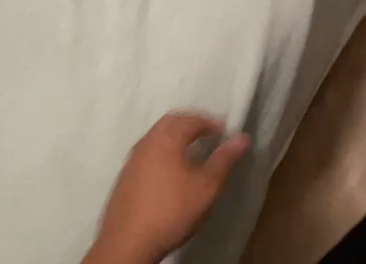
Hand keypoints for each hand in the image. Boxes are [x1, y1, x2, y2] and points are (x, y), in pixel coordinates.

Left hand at [86, 112, 250, 263]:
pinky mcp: (123, 178)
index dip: (211, 123)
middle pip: (171, 122)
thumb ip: (225, 160)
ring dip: (174, 139)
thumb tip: (243, 137)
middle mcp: (147, 142)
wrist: (126, 246)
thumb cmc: (171, 211)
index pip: (192, 119)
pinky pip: (146, 154)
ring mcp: (131, 160)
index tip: (223, 134)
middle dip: (191, 125)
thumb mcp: (206, 187)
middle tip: (207, 136)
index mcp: (167, 138)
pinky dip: (161, 154)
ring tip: (189, 154)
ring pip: (156, 138)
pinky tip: (168, 174)